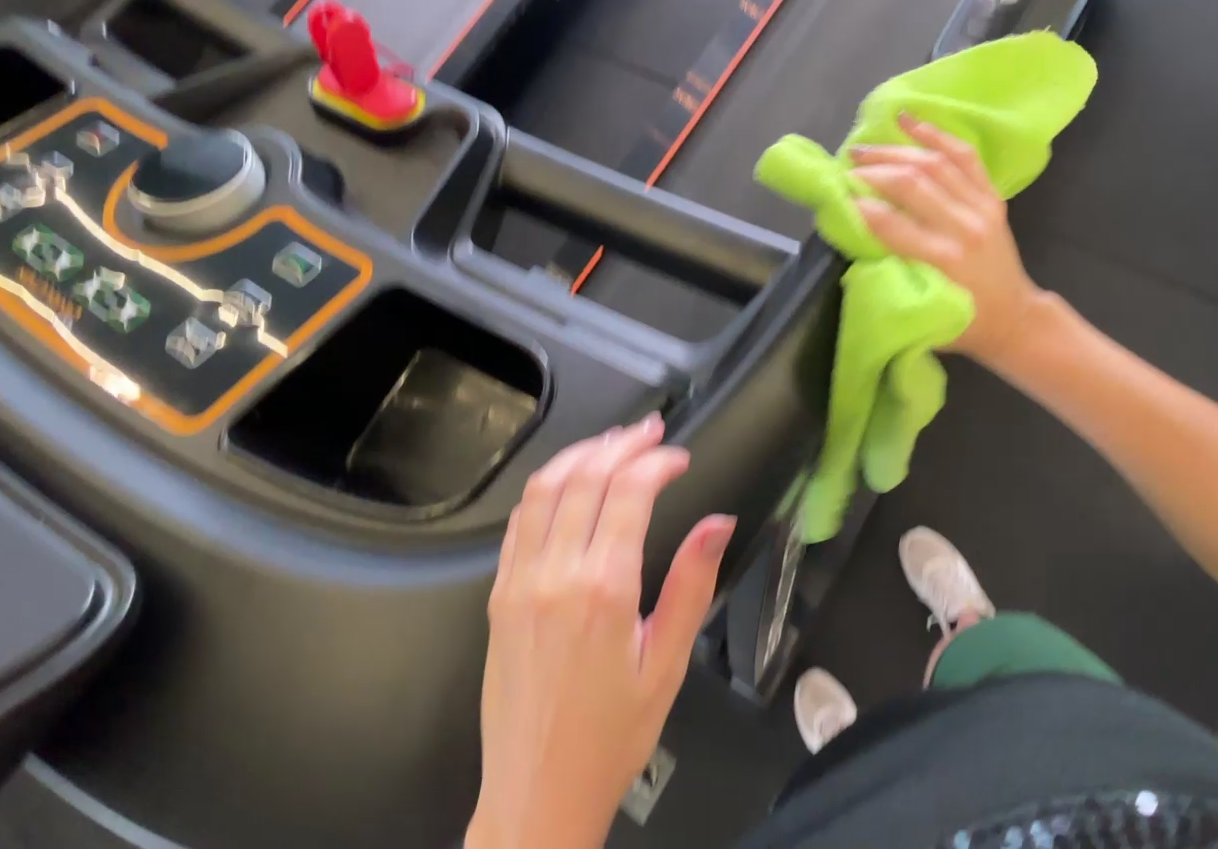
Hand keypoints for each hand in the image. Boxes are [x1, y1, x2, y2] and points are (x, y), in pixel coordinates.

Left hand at [468, 415, 735, 848]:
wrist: (538, 787)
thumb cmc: (610, 735)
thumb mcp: (667, 663)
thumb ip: (692, 585)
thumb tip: (717, 524)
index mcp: (602, 588)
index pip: (628, 491)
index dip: (657, 461)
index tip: (679, 457)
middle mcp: (555, 573)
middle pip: (585, 476)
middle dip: (621, 443)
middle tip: (650, 431)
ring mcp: (520, 580)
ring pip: (544, 487)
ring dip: (580, 453)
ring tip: (611, 441)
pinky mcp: (500, 594)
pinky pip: (519, 521)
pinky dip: (544, 487)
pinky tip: (564, 481)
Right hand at [851, 113, 1042, 365]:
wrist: (1013, 318)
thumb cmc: (960, 325)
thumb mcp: (919, 309)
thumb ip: (889, 274)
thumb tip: (855, 236)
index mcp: (942, 259)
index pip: (890, 222)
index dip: (858, 205)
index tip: (835, 196)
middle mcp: (963, 227)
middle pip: (911, 183)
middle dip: (872, 171)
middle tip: (844, 169)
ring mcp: (981, 208)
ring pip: (934, 163)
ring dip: (894, 151)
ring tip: (862, 147)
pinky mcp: (992, 198)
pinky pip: (964, 156)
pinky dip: (936, 135)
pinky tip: (909, 121)